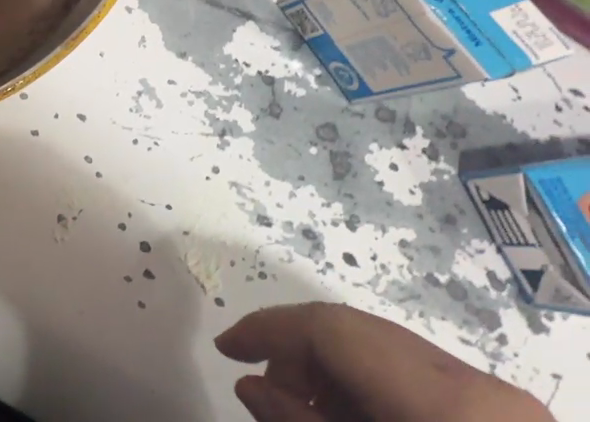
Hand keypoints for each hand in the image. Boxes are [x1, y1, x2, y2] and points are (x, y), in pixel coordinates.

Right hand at [215, 302, 553, 421]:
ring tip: (305, 410)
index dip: (267, 329)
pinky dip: (375, 391)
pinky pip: (423, 381)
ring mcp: (504, 402)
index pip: (330, 327)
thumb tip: (250, 386)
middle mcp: (479, 384)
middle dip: (299, 353)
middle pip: (359, 334)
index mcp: (442, 396)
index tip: (226, 349)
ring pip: (389, 355)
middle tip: (265, 389)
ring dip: (334, 372)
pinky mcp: (512, 417)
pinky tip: (353, 418)